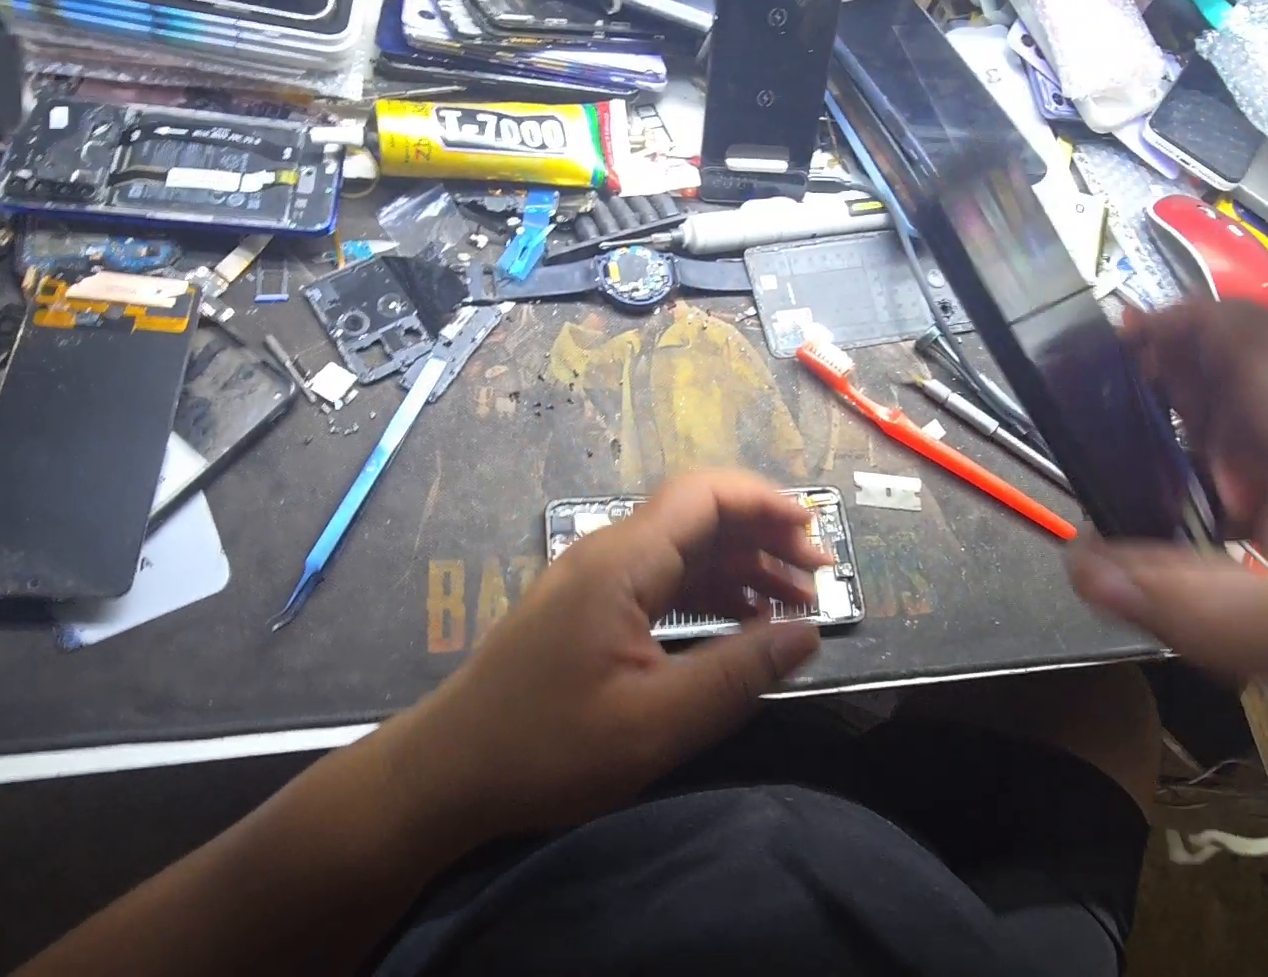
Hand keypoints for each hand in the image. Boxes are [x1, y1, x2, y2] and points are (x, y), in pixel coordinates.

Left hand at [373, 471, 830, 847]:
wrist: (450, 772)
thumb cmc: (548, 748)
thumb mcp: (656, 722)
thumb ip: (738, 672)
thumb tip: (807, 634)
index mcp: (621, 564)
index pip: (704, 496)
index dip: (766, 503)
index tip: (816, 534)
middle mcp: (608, 555)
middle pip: (698, 517)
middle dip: (763, 536)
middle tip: (816, 576)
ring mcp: (595, 580)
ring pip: (683, 550)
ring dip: (740, 568)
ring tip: (794, 604)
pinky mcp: (589, 608)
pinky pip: (661, 581)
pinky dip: (707, 594)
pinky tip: (742, 624)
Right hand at [1066, 303, 1267, 780]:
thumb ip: (1175, 598)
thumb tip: (1081, 565)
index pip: (1233, 327)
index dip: (1162, 324)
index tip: (1105, 349)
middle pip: (1241, 359)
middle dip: (1170, 389)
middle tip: (1124, 437)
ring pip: (1264, 401)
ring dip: (1205, 431)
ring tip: (1177, 489)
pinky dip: (1241, 462)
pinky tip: (1238, 521)